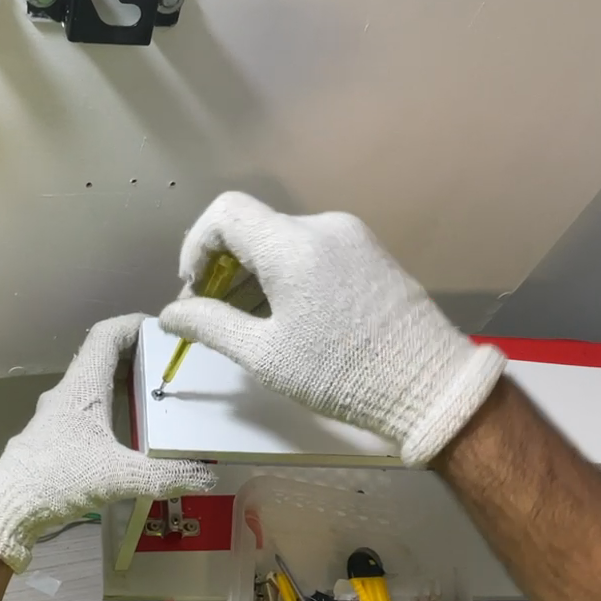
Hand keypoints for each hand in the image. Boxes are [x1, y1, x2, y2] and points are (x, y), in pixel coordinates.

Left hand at [0, 314, 216, 570]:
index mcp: (82, 388)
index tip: (162, 328)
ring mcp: (57, 416)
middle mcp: (67, 394)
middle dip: (136, 355)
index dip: (132, 324)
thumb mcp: (119, 477)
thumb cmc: (59, 478)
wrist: (7, 510)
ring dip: (122, 383)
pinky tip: (127, 433)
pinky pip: (86, 409)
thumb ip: (166, 476)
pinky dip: (110, 408)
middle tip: (170, 364)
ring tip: (156, 395)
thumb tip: (208, 476)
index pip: (105, 336)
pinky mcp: (53, 437)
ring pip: (93, 386)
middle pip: (102, 358)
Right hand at [159, 192, 505, 465]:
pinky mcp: (369, 252)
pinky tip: (289, 315)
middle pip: (252, 228)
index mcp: (292, 245)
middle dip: (223, 267)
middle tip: (216, 316)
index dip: (196, 245)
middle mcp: (321, 226)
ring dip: (254, 274)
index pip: (224, 213)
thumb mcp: (264, 355)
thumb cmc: (340, 374)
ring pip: (281, 240)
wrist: (430, 387)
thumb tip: (170, 313)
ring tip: (251, 323)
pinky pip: (311, 250)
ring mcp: (351, 236)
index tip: (195, 290)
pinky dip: (286, 274)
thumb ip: (210, 325)